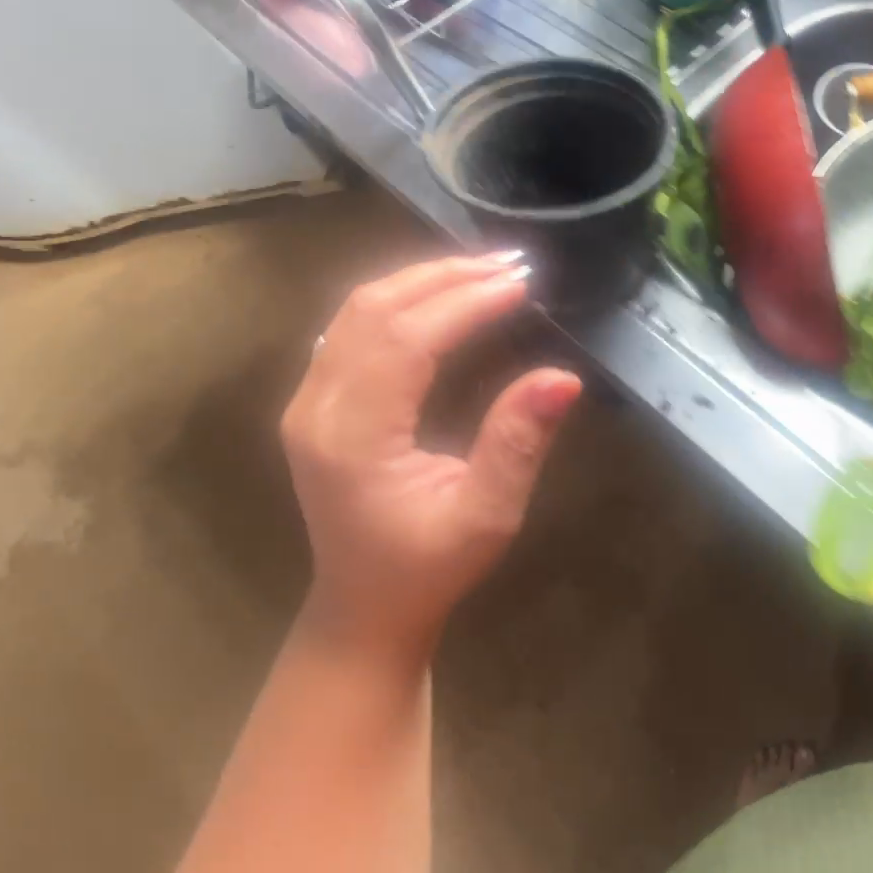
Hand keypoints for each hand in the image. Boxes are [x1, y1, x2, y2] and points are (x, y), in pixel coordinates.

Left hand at [280, 254, 582, 651]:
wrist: (365, 607)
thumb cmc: (430, 567)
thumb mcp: (486, 515)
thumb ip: (517, 443)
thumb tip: (563, 378)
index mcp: (354, 436)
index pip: (406, 340)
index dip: (465, 303)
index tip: (522, 284)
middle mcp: (317, 407)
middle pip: (374, 309)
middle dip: (446, 277)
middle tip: (513, 265)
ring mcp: (308, 402)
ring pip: (357, 311)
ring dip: (423, 280)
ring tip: (486, 270)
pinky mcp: (316, 402)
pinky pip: (352, 328)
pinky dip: (401, 300)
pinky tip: (440, 296)